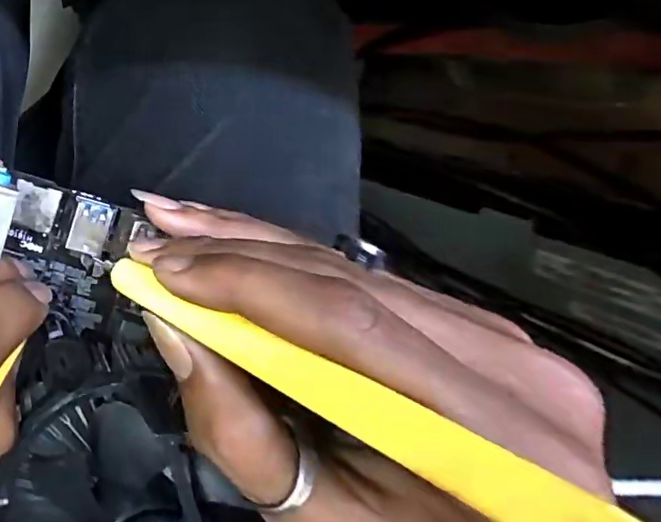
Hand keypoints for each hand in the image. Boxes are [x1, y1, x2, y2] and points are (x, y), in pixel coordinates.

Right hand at [127, 194, 609, 519]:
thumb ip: (243, 434)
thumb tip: (171, 328)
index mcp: (494, 438)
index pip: (349, 323)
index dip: (248, 284)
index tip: (164, 270)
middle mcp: (507, 363)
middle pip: (344, 280)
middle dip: (234, 252)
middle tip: (153, 235)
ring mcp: (498, 335)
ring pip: (348, 267)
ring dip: (253, 242)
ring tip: (176, 220)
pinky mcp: (471, 320)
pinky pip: (365, 278)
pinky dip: (292, 259)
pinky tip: (238, 237)